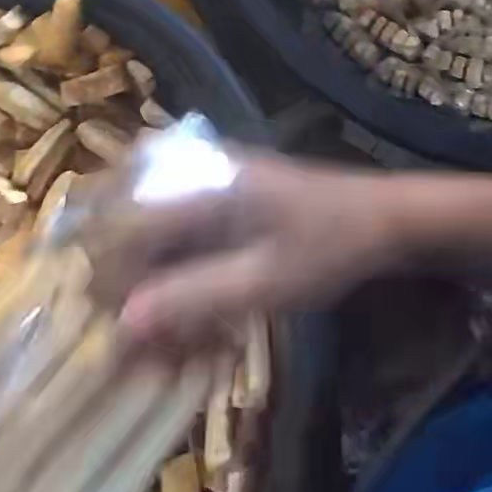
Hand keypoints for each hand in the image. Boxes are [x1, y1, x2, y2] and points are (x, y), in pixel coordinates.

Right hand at [103, 153, 403, 342]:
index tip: (112, 324)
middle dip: (117, 261)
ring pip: (146, 202)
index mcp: (203, 186)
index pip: (127, 226)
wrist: (381, 214)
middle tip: (125, 313)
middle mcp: (199, 167)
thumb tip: (123, 322)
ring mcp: (212, 169)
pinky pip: (173, 204)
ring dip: (138, 251)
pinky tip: (175, 275)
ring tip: (145, 299)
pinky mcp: (225, 181)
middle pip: (127, 206)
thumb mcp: (266, 282)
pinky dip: (165, 243)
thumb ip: (194, 296)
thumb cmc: (329, 247)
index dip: (110, 275)